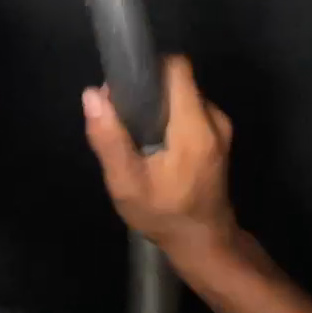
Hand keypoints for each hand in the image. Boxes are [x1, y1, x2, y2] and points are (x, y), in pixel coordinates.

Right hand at [83, 56, 239, 262]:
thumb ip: (109, 139)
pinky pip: (188, 109)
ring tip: (137, 135)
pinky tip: (154, 144)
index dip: (148, 68)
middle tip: (124, 118)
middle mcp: (213, 118)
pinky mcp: (218, 135)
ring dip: (157, 105)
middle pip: (177, 80)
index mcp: (195, 126)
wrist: (205, 245)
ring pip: (181, 94)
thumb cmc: (164, 214)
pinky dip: (169, 117)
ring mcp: (220, 127)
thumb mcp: (127, 184)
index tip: (126, 87)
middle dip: (148, 90)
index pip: (177, 67)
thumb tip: (91, 95)